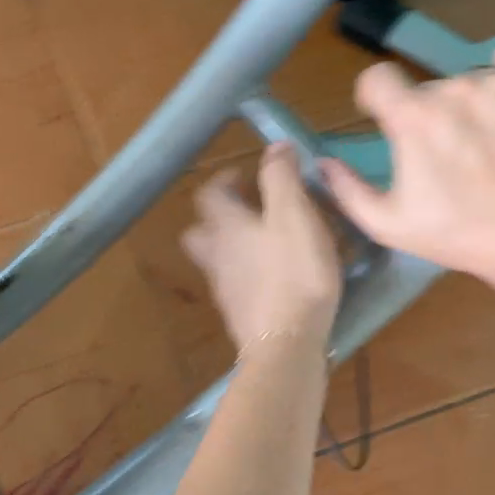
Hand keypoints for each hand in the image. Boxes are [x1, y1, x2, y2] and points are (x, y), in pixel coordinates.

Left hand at [182, 144, 341, 350]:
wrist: (286, 346)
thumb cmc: (293, 274)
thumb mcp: (294, 214)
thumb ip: (282, 177)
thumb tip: (274, 148)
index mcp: (225, 227)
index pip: (208, 194)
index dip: (224, 179)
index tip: (246, 174)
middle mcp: (216, 257)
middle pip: (200, 231)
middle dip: (220, 218)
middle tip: (250, 211)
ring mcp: (226, 291)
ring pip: (220, 260)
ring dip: (238, 248)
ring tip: (274, 244)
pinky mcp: (241, 317)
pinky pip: (241, 286)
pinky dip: (254, 276)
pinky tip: (282, 279)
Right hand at [319, 42, 494, 284]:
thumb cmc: (460, 233)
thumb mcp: (390, 225)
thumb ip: (348, 191)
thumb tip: (323, 163)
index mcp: (413, 118)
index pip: (377, 78)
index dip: (377, 97)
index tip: (386, 117)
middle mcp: (455, 86)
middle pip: (430, 88)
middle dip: (432, 115)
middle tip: (451, 155)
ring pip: (474, 80)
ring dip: (474, 105)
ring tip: (493, 145)